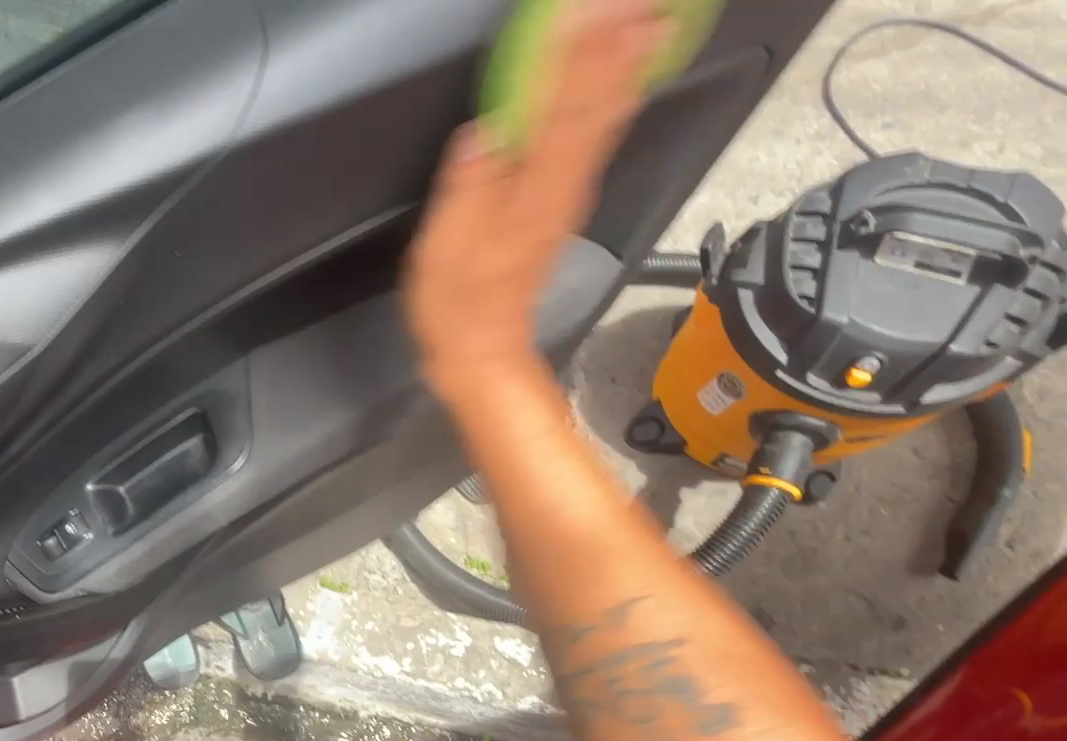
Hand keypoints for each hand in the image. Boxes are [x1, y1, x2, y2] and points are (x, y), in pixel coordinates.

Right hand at [405, 0, 666, 386]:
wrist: (481, 349)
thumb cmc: (457, 301)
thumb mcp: (447, 245)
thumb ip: (467, 185)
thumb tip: (485, 130)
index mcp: (532, 189)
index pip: (562, 106)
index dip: (580, 53)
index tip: (596, 7)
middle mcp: (563, 186)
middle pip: (597, 106)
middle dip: (619, 48)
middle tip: (642, 1)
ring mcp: (567, 198)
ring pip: (605, 121)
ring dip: (626, 69)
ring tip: (650, 23)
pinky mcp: (561, 208)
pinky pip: (595, 144)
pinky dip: (612, 107)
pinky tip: (620, 89)